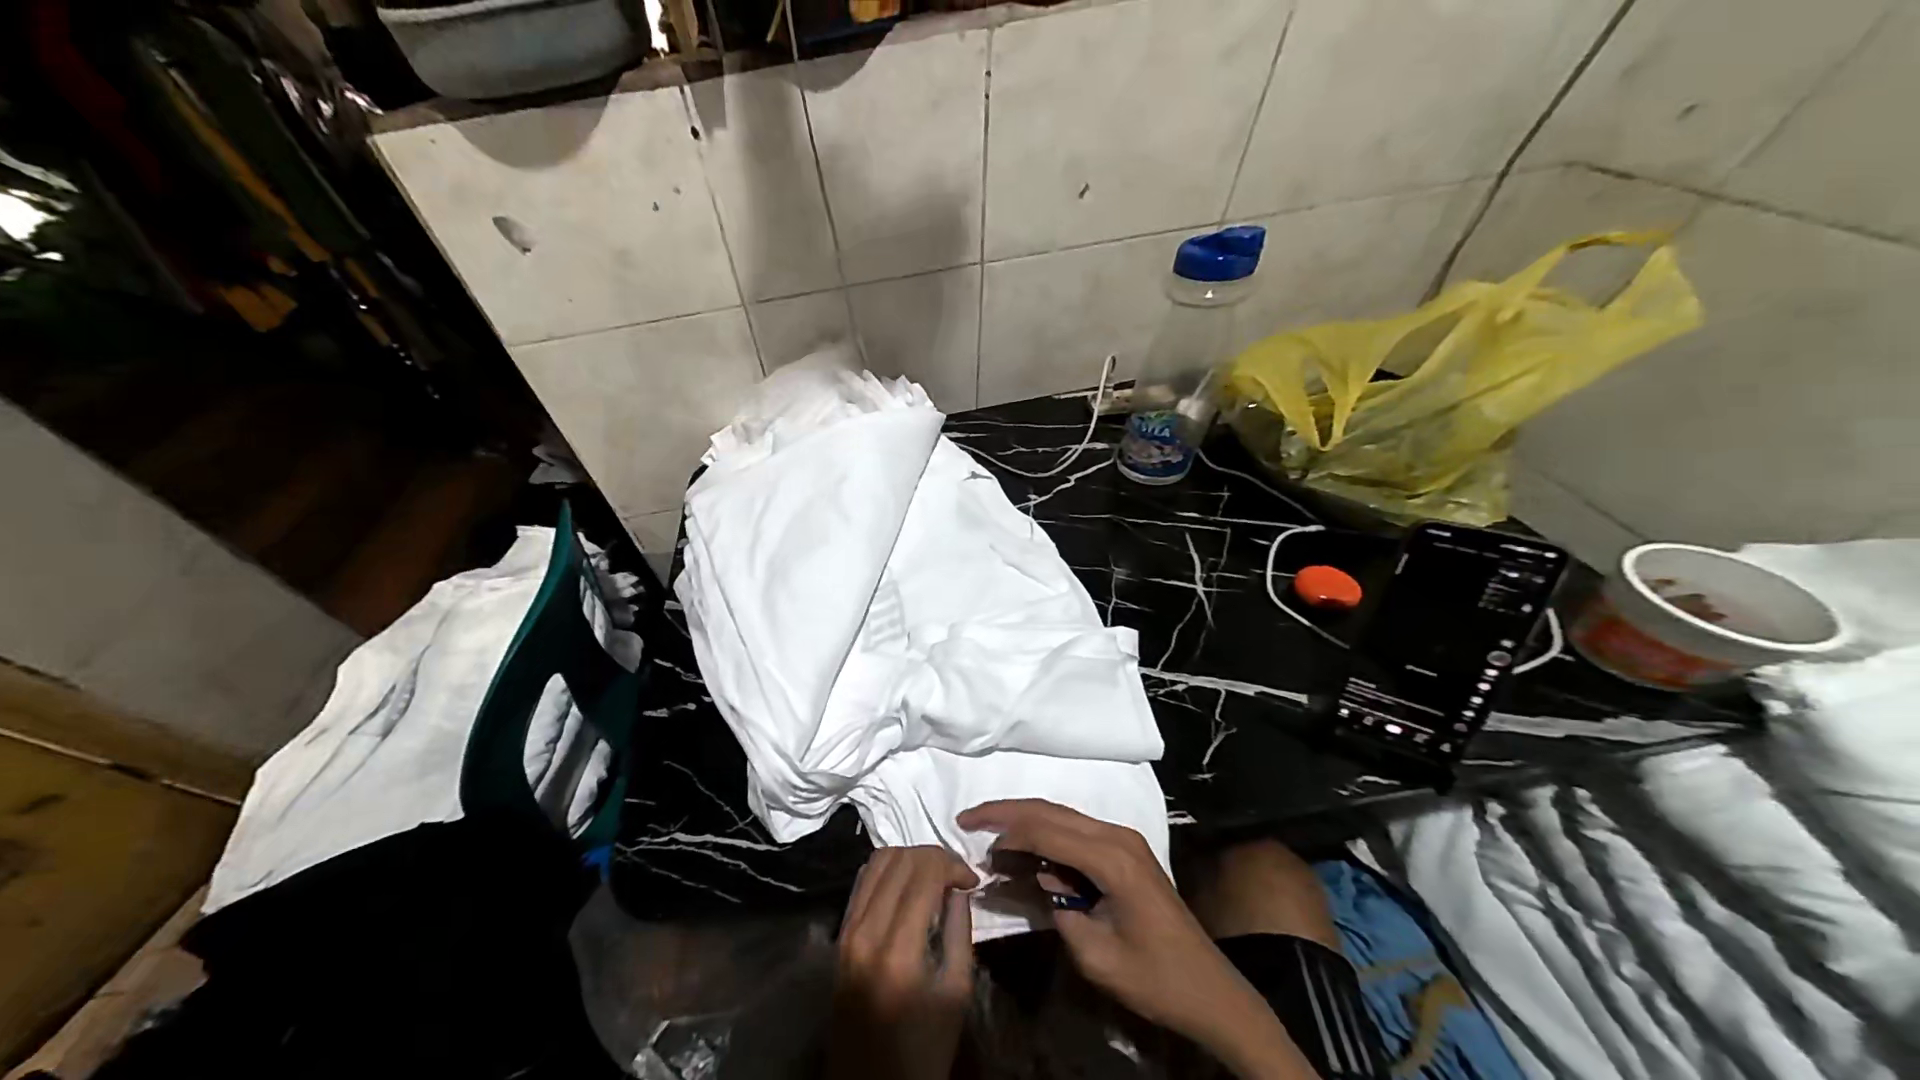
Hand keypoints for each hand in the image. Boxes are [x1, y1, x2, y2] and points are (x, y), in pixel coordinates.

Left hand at [827, 846, 977, 1079]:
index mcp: (899, 951)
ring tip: (933, 877)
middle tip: (956, 876)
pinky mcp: (839, 936)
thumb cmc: (923, 1050)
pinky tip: (907, 886)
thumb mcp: (956, 994)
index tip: (972, 879)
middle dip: (934, 856)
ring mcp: (847, 932)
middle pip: (900, 860)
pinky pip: (862, 882)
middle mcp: (866, 932)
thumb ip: (959, 932)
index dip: (952, 864)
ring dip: (909, 859)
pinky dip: (888, 871)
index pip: (924, 873)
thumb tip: (959, 887)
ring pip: (877, 862)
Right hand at [957, 800, 1316, 1079]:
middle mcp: (1118, 837)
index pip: (1046, 829)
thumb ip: (1056, 908)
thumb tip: (1031, 875)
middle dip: (1007, 812)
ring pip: (1063, 816)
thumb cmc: (1153, 978)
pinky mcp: (1125, 852)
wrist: (1208, 991)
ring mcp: (1124, 841)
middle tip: (968, 818)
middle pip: (1052, 812)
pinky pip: (1076, 831)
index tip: (971, 840)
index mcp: (1112, 858)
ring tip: (987, 828)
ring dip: (1024, 820)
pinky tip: (1024, 846)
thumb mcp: (1094, 953)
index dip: (1006, 832)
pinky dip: (1046, 834)